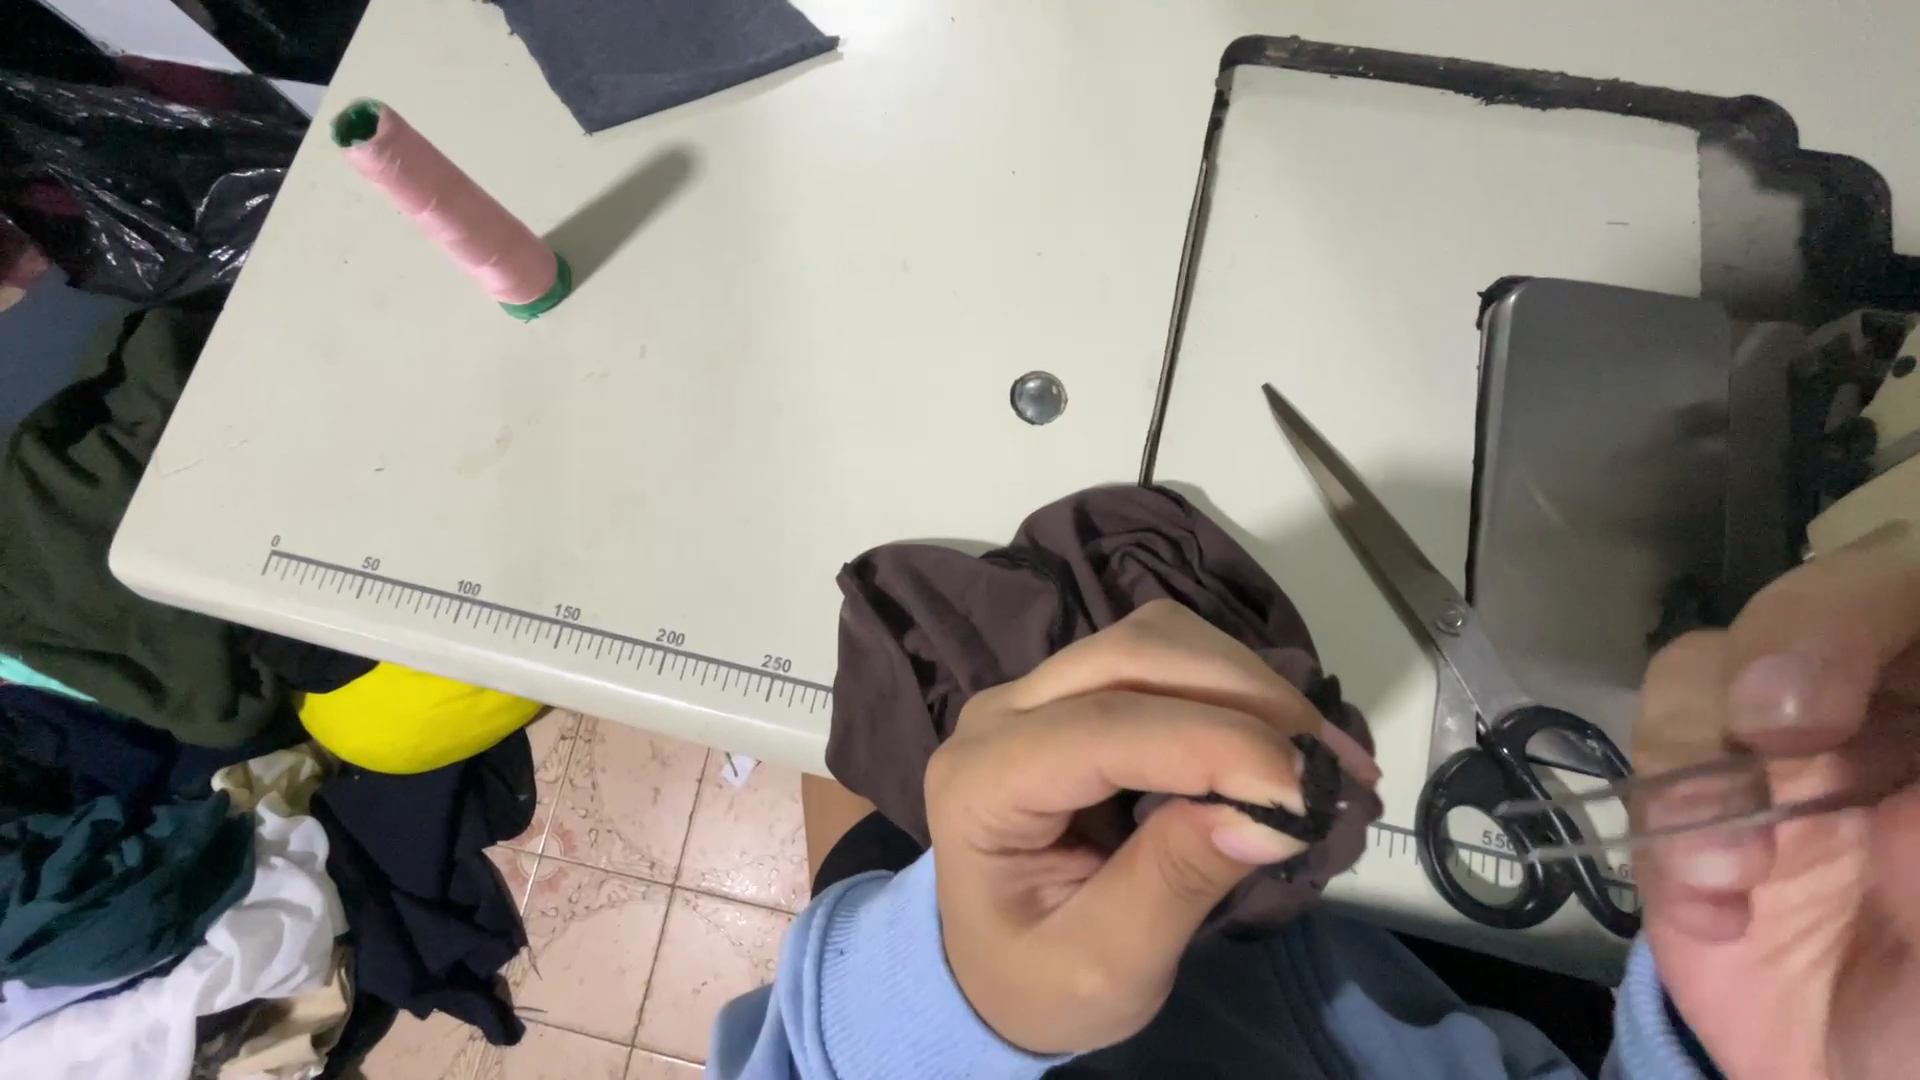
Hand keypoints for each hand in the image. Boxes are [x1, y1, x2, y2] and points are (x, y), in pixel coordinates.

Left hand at [923, 599, 1379, 1054]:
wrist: (985, 957)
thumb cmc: (1031, 976)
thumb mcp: (1101, 965)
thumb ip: (1173, 883)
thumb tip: (1272, 811)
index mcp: (982, 783)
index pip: (1098, 730)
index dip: (1212, 744)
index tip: (1311, 789)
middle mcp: (1000, 713)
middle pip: (1129, 656)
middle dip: (1245, 696)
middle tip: (1337, 767)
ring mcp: (1033, 693)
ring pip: (1149, 640)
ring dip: (1245, 682)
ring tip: (1319, 755)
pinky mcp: (1071, 695)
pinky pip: (1157, 658)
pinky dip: (1230, 685)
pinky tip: (1276, 737)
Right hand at [1635, 524, 1919, 1078]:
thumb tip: (1857, 731)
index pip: (1909, 594)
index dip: (1860, 607)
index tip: (1827, 694)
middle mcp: (1871, 719)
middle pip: (1799, 605)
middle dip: (1781, 649)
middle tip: (1773, 734)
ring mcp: (1767, 763)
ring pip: (1694, 676)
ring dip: (1695, 758)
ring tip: (1730, 864)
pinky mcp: (1684, 810)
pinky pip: (1642, 776)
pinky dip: (1662, 837)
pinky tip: (1710, 904)